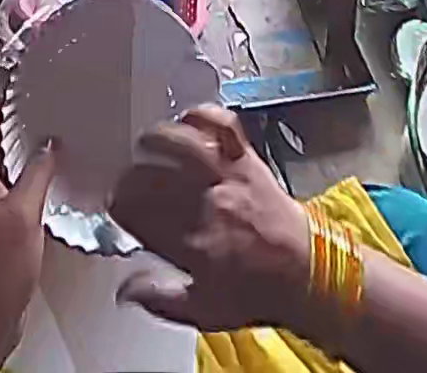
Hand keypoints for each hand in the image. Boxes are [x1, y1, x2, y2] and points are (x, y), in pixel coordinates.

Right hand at [109, 106, 311, 331]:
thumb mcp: (205, 311)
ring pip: (183, 144)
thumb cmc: (258, 292)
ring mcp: (229, 176)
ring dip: (158, 140)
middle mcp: (209, 205)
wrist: (309, 274)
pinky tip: (188, 119)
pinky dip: (204, 115)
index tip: (118, 207)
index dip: (121, 207)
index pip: (140, 214)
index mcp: (195, 246)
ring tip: (146, 144)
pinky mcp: (246, 158)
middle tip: (127, 181)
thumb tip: (125, 288)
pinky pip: (223, 125)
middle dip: (131, 178)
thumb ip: (161, 299)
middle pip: (153, 178)